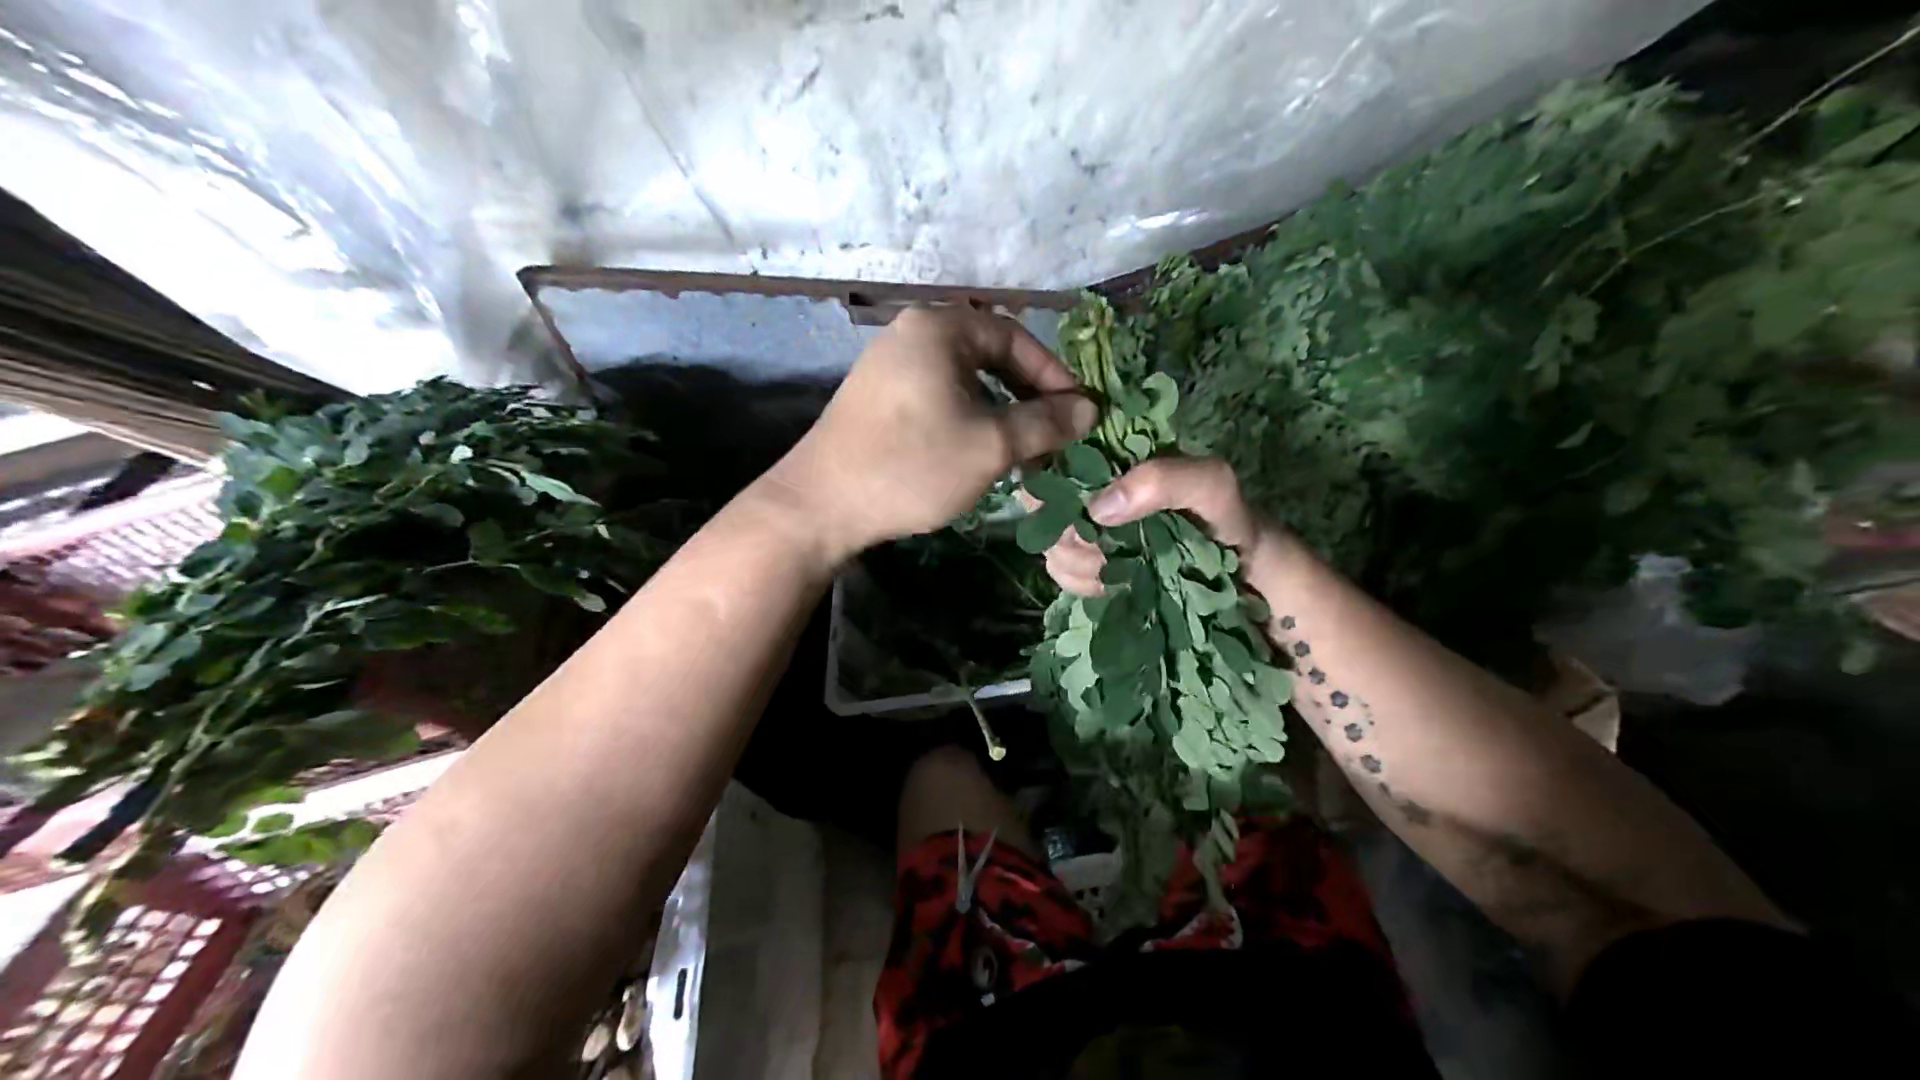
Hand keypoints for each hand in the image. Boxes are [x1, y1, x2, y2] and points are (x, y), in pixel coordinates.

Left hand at [766, 306, 1096, 560]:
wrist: (820, 506)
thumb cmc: (911, 466)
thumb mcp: (990, 445)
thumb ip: (1045, 423)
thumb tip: (1089, 408)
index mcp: (940, 327)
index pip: (1016, 337)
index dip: (1054, 375)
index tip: (1078, 413)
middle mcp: (912, 332)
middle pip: (990, 355)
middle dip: (1028, 396)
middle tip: (1054, 434)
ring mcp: (890, 364)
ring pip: (965, 380)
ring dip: (1000, 412)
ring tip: (1023, 452)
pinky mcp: (878, 397)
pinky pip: (939, 396)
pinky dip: (968, 419)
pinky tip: (980, 453)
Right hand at [1040, 456, 1265, 595]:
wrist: (1242, 571)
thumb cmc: (1223, 518)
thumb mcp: (1210, 484)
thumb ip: (1164, 479)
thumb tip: (1098, 508)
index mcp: (1110, 458)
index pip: (1052, 461)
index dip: (1050, 486)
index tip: (1076, 510)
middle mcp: (1089, 491)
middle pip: (1044, 509)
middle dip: (1070, 535)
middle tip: (1106, 548)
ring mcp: (1085, 530)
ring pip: (1051, 545)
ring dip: (1080, 563)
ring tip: (1118, 568)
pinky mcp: (1087, 566)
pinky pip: (1061, 575)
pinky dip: (1082, 583)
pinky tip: (1110, 583)